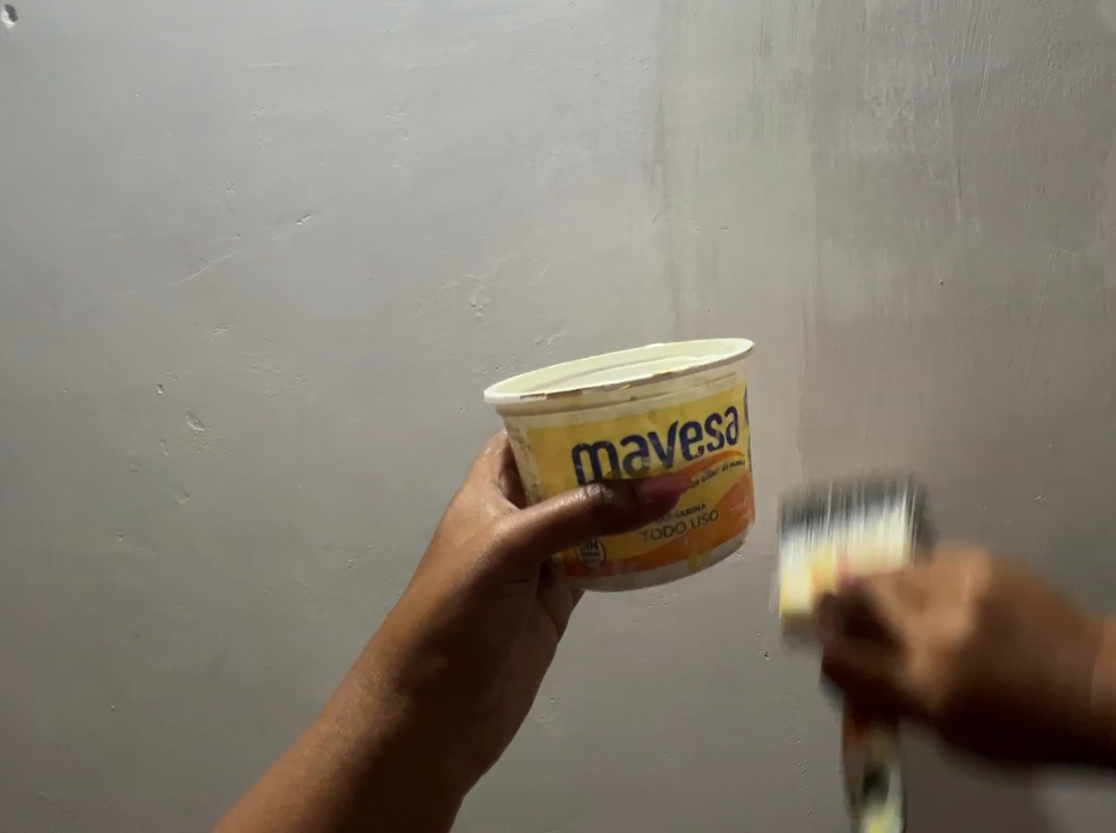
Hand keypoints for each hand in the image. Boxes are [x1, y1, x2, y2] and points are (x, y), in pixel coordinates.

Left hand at [358, 433, 691, 795]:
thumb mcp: (511, 547)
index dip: (576, 412)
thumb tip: (666, 487)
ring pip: (596, 513)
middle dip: (619, 455)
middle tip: (675, 436)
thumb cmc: (453, 613)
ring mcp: (543, 555)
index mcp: (492, 486)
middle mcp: (519, 513)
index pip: (535, 431)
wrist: (429, 718)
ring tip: (686, 474)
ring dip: (633, 500)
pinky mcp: (561, 593)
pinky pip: (607, 556)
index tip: (629, 398)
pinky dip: (636, 545)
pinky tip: (672, 530)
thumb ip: (584, 513)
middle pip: (575, 470)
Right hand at [816, 547, 1115, 766]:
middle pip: (859, 598)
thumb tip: (853, 671)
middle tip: (825, 597)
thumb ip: (898, 702)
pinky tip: (920, 581)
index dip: (825, 649)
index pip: (844, 660)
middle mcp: (935, 630)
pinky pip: (928, 558)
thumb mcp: (956, 738)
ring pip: (890, 569)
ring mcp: (959, 587)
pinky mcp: (981, 559)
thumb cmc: (1028, 728)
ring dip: (872, 579)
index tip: (820, 640)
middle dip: (836, 600)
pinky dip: (915, 571)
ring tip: (864, 582)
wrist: (1098, 683)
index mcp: (927, 686)